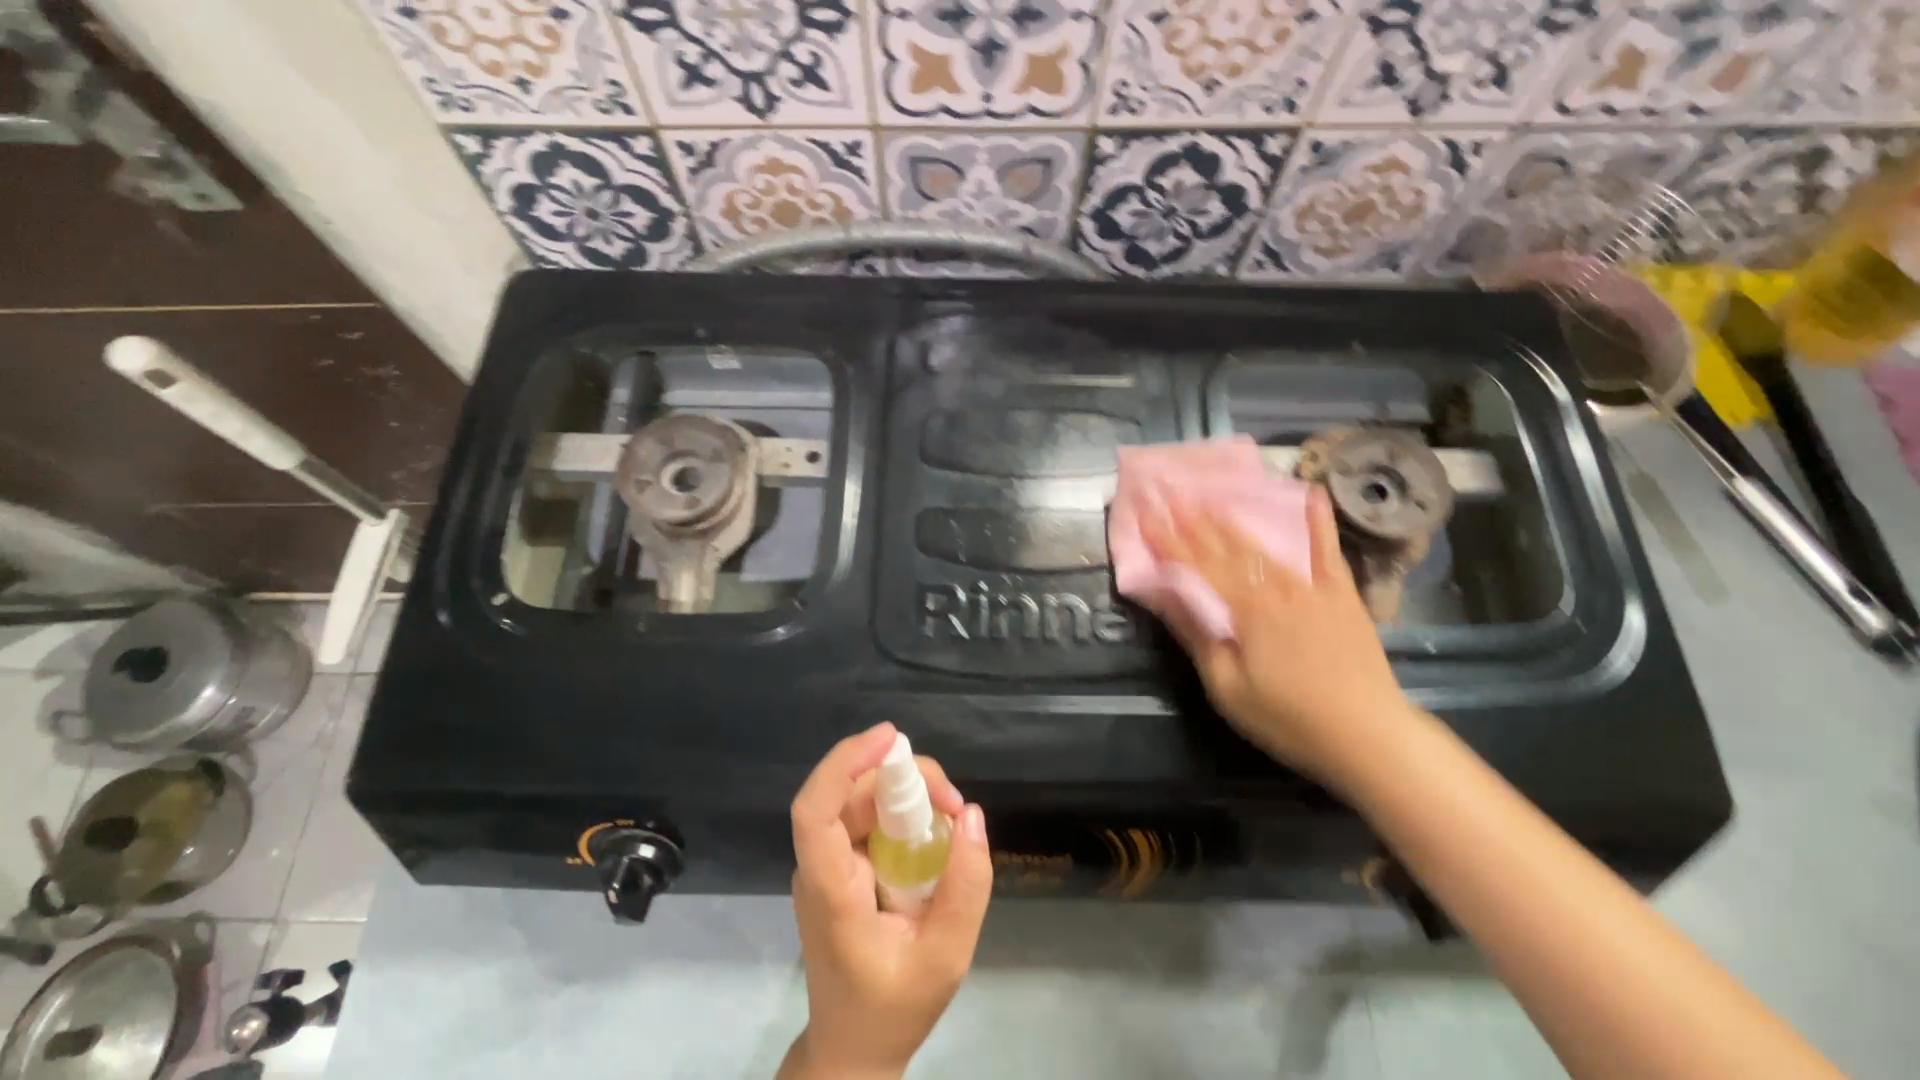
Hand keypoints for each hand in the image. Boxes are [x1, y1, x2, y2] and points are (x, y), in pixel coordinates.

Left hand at [780, 722, 992, 1079]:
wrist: (854, 1048)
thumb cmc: (893, 1009)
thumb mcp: (946, 956)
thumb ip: (965, 887)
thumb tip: (972, 816)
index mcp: (831, 889)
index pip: (815, 810)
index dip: (845, 762)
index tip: (890, 738)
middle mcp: (820, 868)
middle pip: (847, 795)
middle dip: (900, 778)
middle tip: (954, 800)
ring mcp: (828, 869)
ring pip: (859, 803)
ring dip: (905, 795)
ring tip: (952, 814)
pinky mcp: (842, 872)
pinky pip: (868, 824)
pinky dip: (902, 816)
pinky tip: (934, 831)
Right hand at [1140, 485, 1414, 785]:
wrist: (1366, 734)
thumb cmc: (1287, 718)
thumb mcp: (1227, 688)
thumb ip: (1196, 636)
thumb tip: (1163, 594)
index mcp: (1245, 609)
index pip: (1196, 564)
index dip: (1168, 538)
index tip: (1145, 512)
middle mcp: (1277, 587)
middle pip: (1228, 546)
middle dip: (1194, 519)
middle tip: (1170, 492)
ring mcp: (1313, 586)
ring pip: (1267, 543)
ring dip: (1236, 517)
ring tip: (1211, 495)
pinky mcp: (1342, 593)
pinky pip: (1327, 549)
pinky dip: (1318, 520)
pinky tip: (1310, 493)